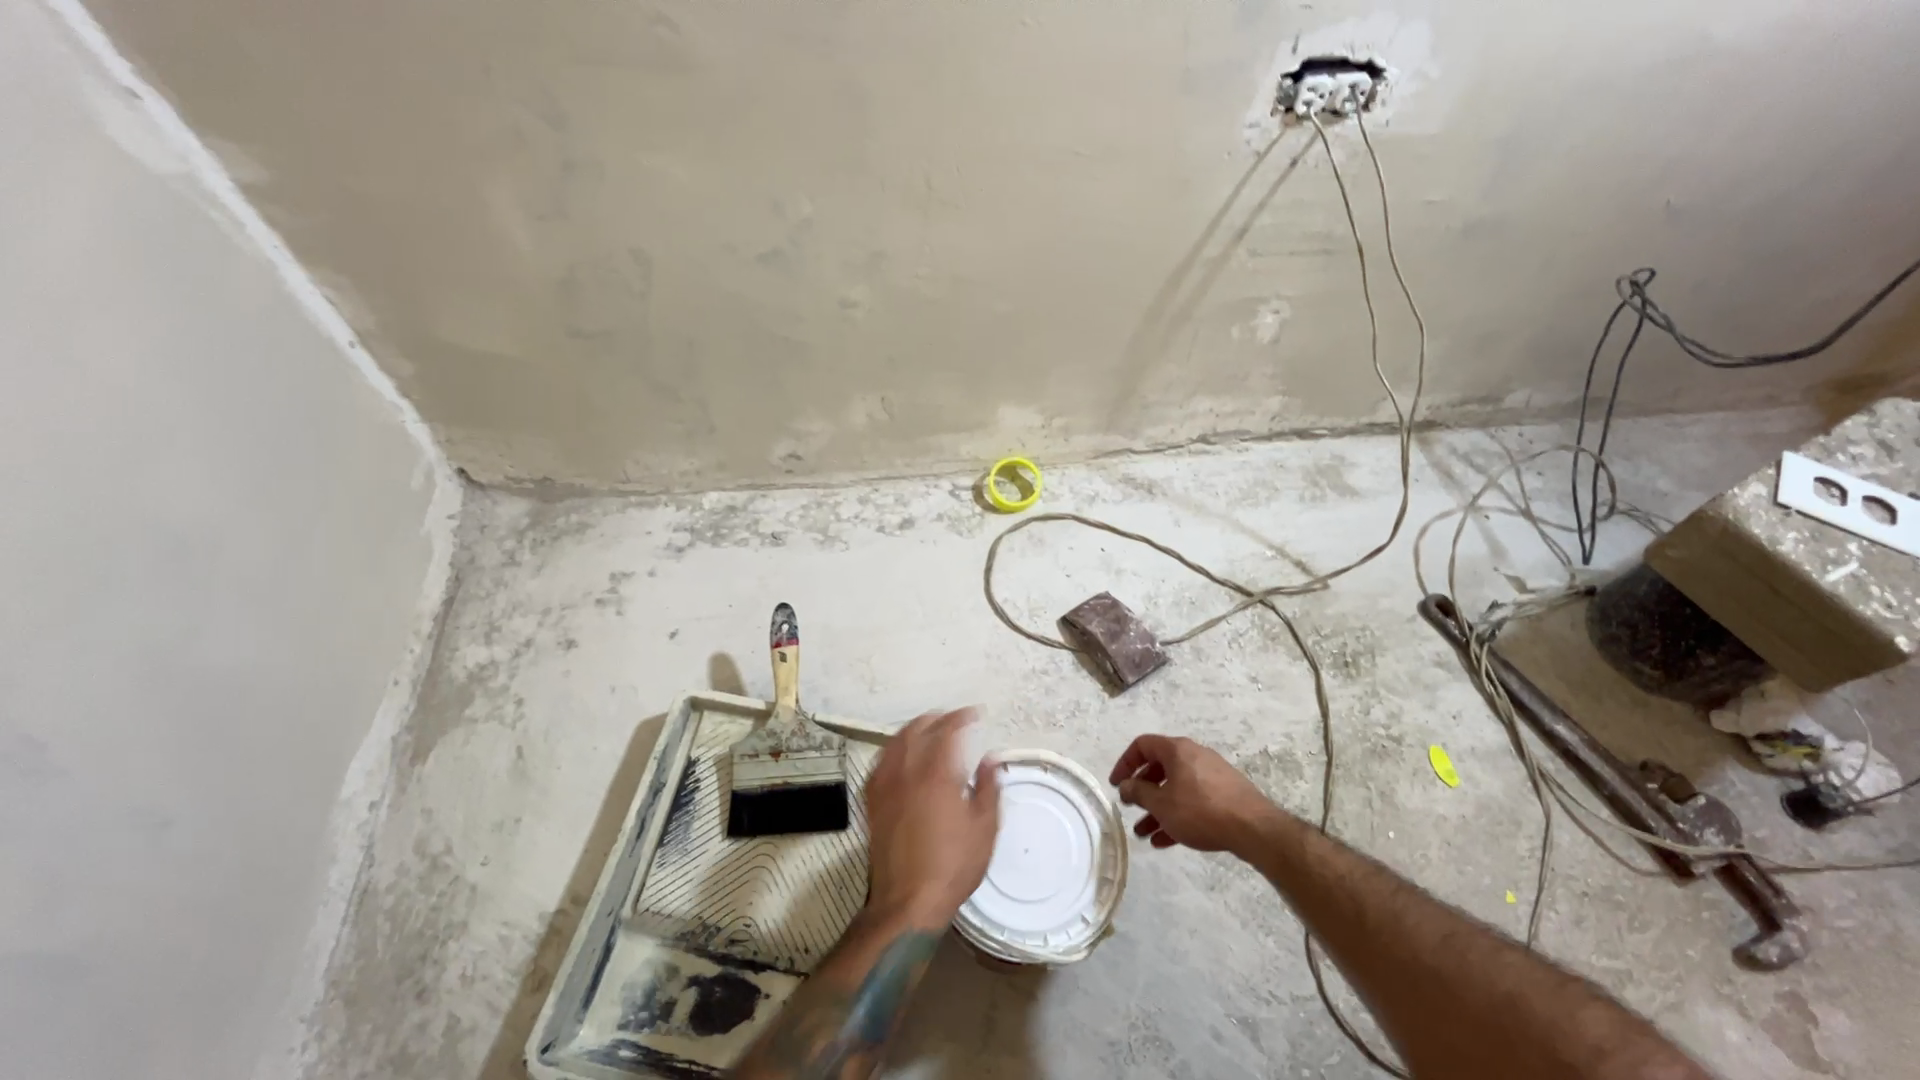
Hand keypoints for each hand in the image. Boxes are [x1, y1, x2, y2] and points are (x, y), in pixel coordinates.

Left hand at [865, 708, 1000, 926]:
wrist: (908, 900)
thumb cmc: (952, 866)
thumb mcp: (985, 828)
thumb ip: (988, 787)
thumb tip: (990, 760)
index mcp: (937, 775)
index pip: (947, 731)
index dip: (961, 717)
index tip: (973, 714)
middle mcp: (906, 773)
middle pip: (916, 731)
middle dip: (934, 719)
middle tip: (950, 718)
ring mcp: (885, 788)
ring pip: (893, 744)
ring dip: (911, 730)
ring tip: (925, 729)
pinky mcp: (872, 804)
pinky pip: (878, 765)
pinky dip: (890, 751)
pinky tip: (897, 757)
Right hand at [1109, 734, 1279, 853]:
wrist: (1253, 828)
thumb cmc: (1200, 810)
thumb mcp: (1161, 804)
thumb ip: (1138, 792)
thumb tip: (1126, 785)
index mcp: (1177, 750)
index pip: (1142, 745)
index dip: (1124, 763)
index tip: (1116, 785)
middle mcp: (1194, 756)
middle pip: (1159, 768)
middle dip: (1142, 791)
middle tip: (1131, 808)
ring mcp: (1211, 776)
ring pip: (1176, 789)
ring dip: (1157, 809)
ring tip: (1143, 833)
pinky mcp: (1224, 795)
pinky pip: (1192, 801)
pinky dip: (1177, 816)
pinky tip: (1165, 841)